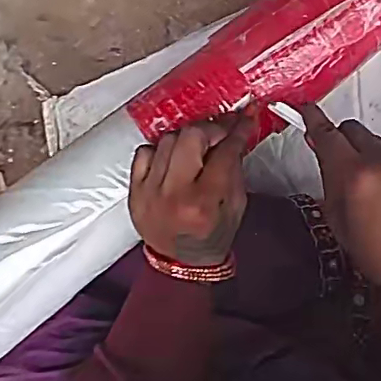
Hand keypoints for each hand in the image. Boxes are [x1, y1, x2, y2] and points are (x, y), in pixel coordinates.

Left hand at [128, 110, 258, 266]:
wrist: (182, 264)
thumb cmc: (212, 236)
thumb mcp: (236, 204)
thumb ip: (234, 166)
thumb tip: (235, 132)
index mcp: (204, 202)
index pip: (225, 151)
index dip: (238, 129)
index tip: (246, 115)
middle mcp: (174, 195)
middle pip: (191, 136)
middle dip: (210, 130)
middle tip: (219, 135)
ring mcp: (150, 192)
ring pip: (169, 139)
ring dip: (187, 140)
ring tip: (197, 150)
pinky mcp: (135, 191)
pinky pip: (145, 151)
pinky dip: (161, 151)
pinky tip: (172, 161)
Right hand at [299, 105, 380, 284]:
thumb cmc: (371, 248)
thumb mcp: (335, 213)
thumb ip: (326, 173)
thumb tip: (318, 142)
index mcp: (352, 176)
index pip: (327, 134)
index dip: (313, 119)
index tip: (307, 110)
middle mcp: (380, 161)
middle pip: (352, 129)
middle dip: (343, 141)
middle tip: (344, 163)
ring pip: (377, 140)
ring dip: (370, 153)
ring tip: (375, 184)